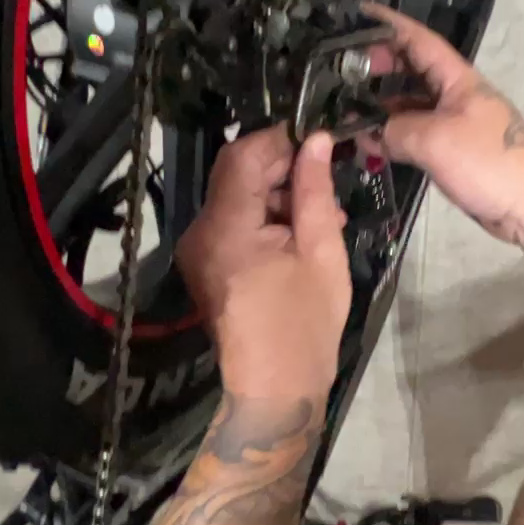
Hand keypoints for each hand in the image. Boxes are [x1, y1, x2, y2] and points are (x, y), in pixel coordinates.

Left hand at [177, 127, 351, 400]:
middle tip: (326, 177)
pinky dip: (264, 217)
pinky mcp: (205, 262)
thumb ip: (314, 191)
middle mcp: (199, 231)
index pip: (243, 155)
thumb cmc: (305, 322)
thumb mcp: (321, 251)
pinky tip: (298, 232)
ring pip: (236, 196)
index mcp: (226, 228)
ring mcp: (198, 248)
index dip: (280, 139)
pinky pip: (233, 221)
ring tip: (322, 213)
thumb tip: (317, 140)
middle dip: (281, 167)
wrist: (275, 386)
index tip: (318, 138)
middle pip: (236, 173)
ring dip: (276, 194)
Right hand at [364, 4, 523, 242]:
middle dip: (377, 68)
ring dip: (379, 109)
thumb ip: (397, 130)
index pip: (418, 40)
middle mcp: (454, 96)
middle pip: (410, 72)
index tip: (357, 14)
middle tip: (342, 74)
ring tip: (345, 114)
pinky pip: (414, 136)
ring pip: (409, 107)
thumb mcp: (436, 140)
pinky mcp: (451, 152)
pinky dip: (391, 138)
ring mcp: (453, 125)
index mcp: (457, 80)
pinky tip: (369, 145)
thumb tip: (371, 133)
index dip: (388, 24)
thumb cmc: (491, 162)